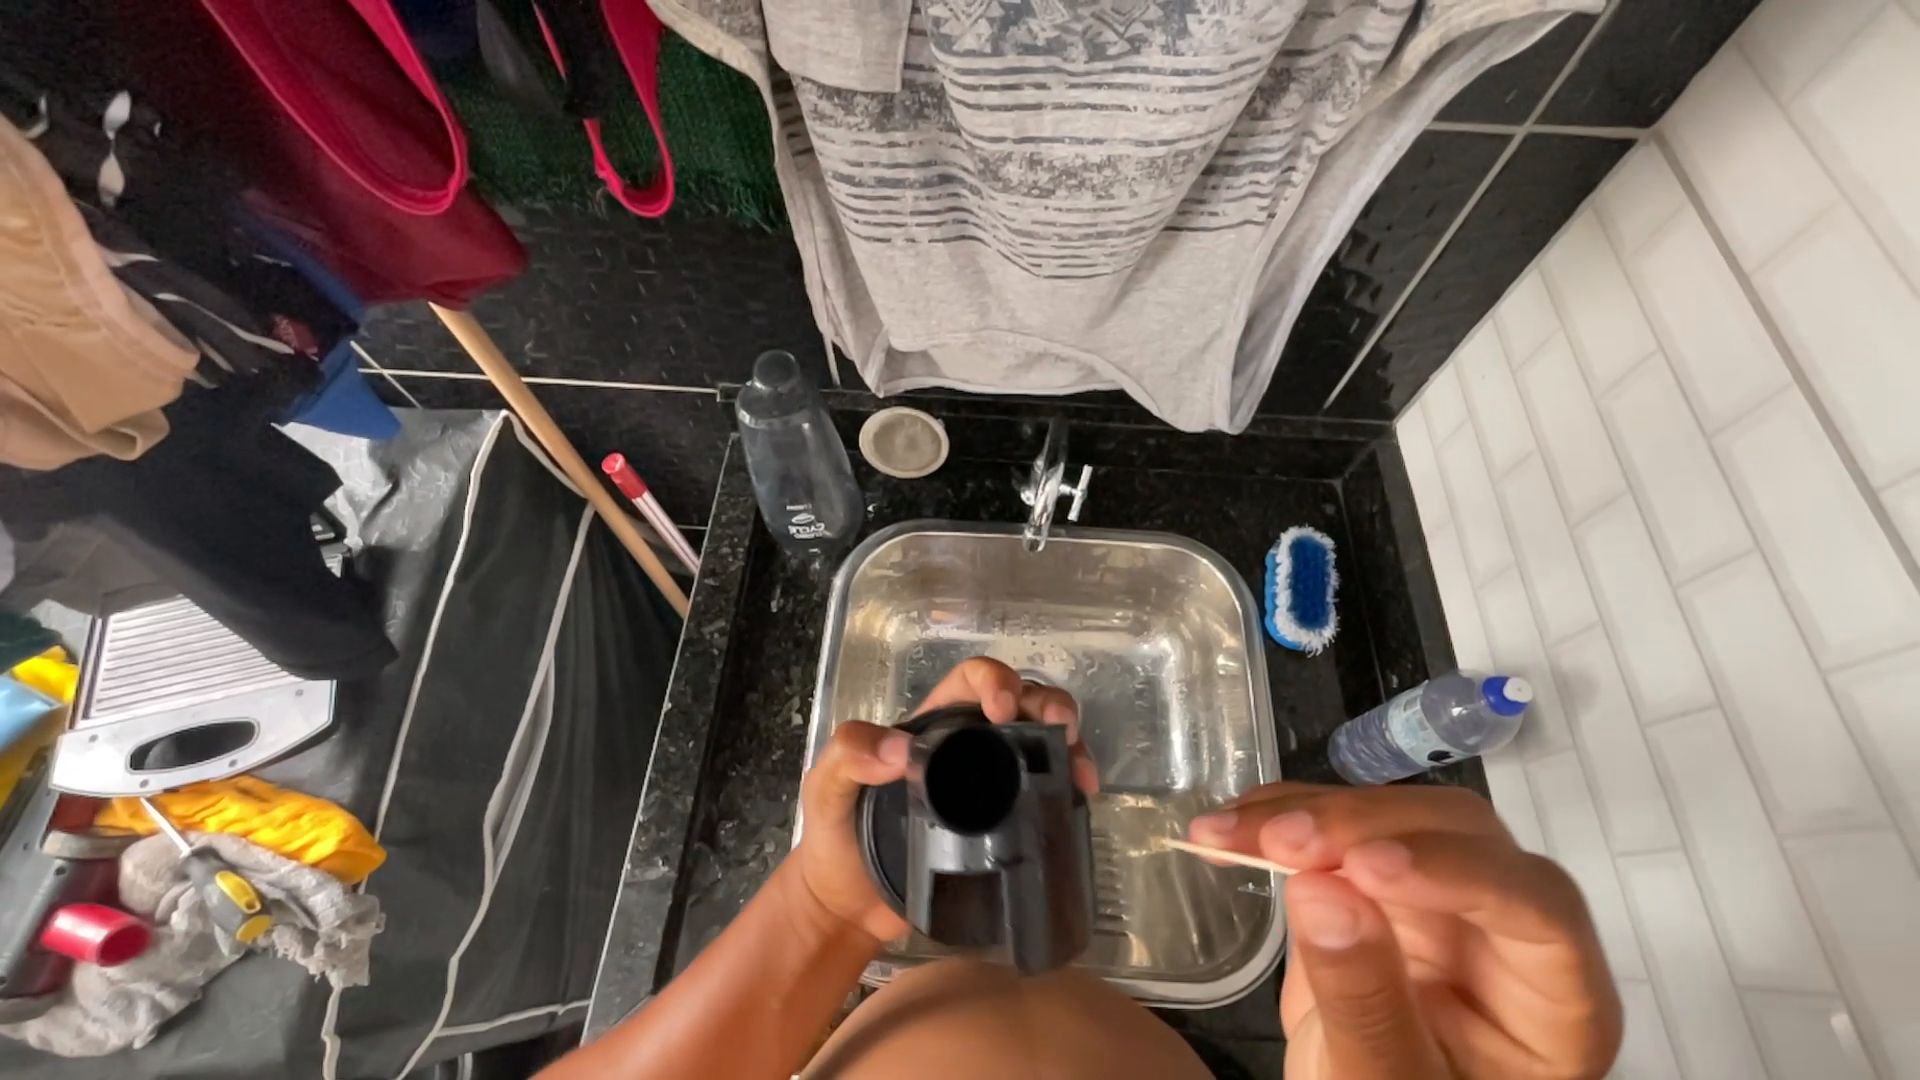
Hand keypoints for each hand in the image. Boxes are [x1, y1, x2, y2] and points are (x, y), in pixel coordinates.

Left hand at [794, 657, 1095, 943]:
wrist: (848, 909)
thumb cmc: (834, 838)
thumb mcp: (824, 787)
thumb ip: (848, 756)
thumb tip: (901, 749)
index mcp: (932, 724)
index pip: (972, 680)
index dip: (994, 681)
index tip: (1002, 710)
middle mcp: (968, 746)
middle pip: (1020, 703)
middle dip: (1047, 703)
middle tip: (1060, 728)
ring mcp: (991, 786)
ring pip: (1041, 742)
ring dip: (1068, 742)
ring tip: (1081, 768)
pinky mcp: (1006, 825)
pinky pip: (1044, 791)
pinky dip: (1068, 783)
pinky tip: (1081, 796)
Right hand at [1188, 784, 1621, 1079]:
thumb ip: (1363, 1000)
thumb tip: (1318, 886)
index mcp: (1552, 994)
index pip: (1534, 907)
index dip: (1454, 871)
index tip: (1359, 867)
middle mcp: (1500, 921)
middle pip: (1456, 832)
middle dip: (1358, 826)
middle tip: (1277, 842)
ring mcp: (1434, 887)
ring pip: (1382, 811)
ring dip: (1298, 813)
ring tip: (1221, 833)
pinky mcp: (1368, 869)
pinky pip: (1327, 821)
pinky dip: (1272, 816)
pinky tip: (1224, 828)